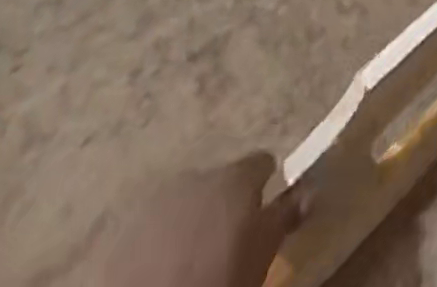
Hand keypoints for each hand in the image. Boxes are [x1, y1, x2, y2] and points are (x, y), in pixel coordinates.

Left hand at [93, 153, 304, 286]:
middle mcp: (197, 175)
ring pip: (190, 200)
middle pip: (223, 180)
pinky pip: (159, 223)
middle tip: (235, 242)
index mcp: (234, 179)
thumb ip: (285, 217)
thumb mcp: (262, 255)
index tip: (269, 210)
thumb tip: (309, 189)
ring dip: (198, 218)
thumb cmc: (220, 283)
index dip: (268, 183)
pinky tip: (167, 268)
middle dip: (230, 203)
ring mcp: (159, 198)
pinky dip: (168, 237)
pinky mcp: (128, 228)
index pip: (261, 162)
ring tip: (200, 258)